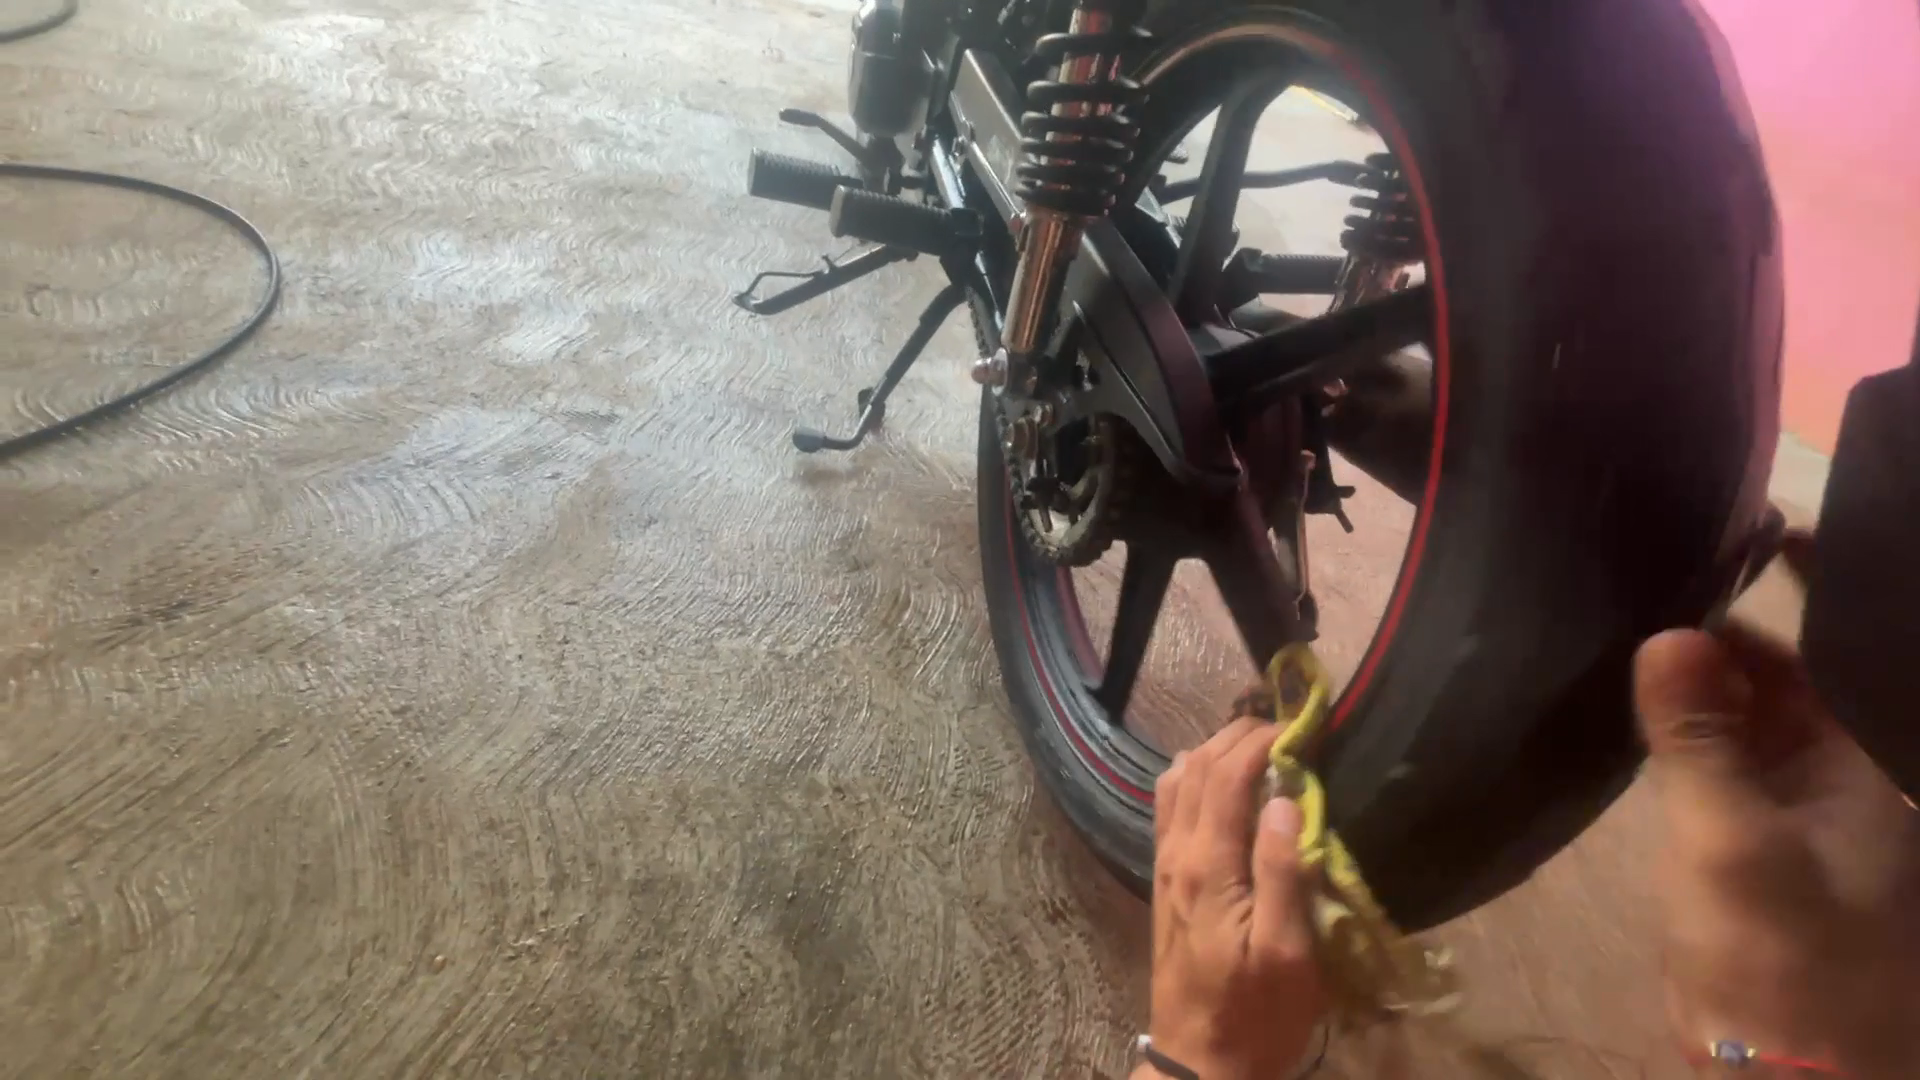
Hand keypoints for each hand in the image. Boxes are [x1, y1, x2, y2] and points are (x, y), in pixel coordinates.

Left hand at [1137, 717, 1324, 1079]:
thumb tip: (1285, 799)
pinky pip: (1167, 805)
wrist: (1198, 1056)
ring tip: (1253, 747)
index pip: (1227, 775)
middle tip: (1280, 728)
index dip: (1258, 741)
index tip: (1295, 727)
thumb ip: (1284, 872)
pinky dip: (1192, 776)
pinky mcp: (1163, 873)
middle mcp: (1177, 849)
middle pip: (1197, 767)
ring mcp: (1164, 859)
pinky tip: (1216, 783)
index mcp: (1208, 863)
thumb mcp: (1288, 953)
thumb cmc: (1256, 1013)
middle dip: (1236, 736)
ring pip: (1175, 780)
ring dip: (1212, 751)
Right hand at [1634, 533, 1919, 1077]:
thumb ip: (1697, 737)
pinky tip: (1627, 691)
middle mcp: (1838, 770)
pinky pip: (1708, 742)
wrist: (1772, 1050)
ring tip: (1621, 619)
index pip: (1835, 656)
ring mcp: (1784, 795)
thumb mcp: (1734, 838)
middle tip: (1644, 575)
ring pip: (1738, 706)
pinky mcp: (1737, 817)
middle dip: (1722, 628)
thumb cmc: (1780, 946)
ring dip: (1690, 670)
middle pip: (1783, 674)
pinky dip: (1673, 713)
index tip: (1751, 531)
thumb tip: (1669, 635)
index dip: (1807, 592)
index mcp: (1868, 769)